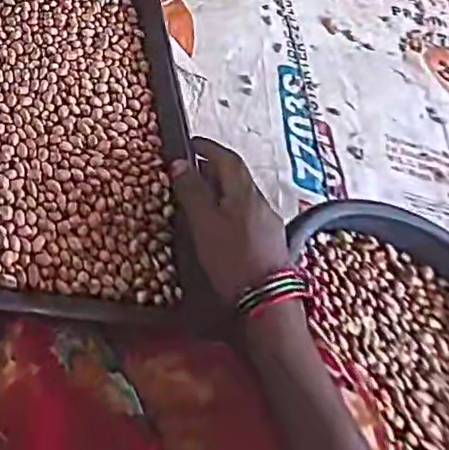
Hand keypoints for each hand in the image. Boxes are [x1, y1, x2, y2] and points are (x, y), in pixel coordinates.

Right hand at [170, 137, 289, 301]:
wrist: (267, 306)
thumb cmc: (231, 258)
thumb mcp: (202, 221)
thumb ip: (191, 190)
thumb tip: (180, 164)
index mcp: (245, 193)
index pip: (227, 158)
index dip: (207, 147)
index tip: (189, 143)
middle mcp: (261, 204)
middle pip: (235, 177)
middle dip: (210, 169)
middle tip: (186, 170)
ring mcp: (268, 226)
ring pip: (240, 197)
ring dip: (218, 191)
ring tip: (194, 198)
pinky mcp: (268, 245)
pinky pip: (244, 215)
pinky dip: (226, 210)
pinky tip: (214, 225)